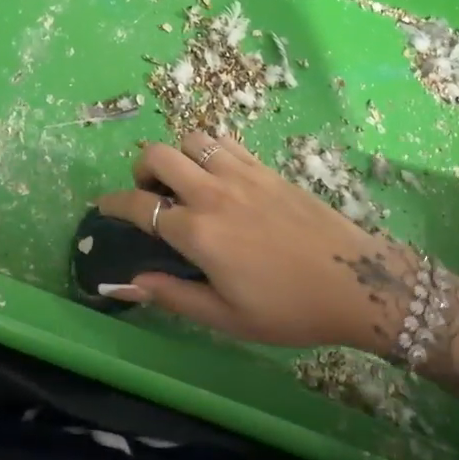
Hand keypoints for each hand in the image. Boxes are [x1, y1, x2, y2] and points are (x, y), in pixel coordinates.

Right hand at [96, 132, 414, 353]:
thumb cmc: (288, 309)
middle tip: (150, 196)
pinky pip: (222, 141)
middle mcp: (212, 193)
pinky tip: (216, 175)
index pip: (139, 206)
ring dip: (176, 156)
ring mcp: (240, 173)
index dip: (114, 204)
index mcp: (198, 233)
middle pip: (156, 156)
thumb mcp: (228, 319)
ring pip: (189, 140)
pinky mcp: (264, 166)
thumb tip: (128, 283)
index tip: (103, 207)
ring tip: (184, 182)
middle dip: (141, 171)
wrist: (356, 284)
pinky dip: (206, 150)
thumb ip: (174, 297)